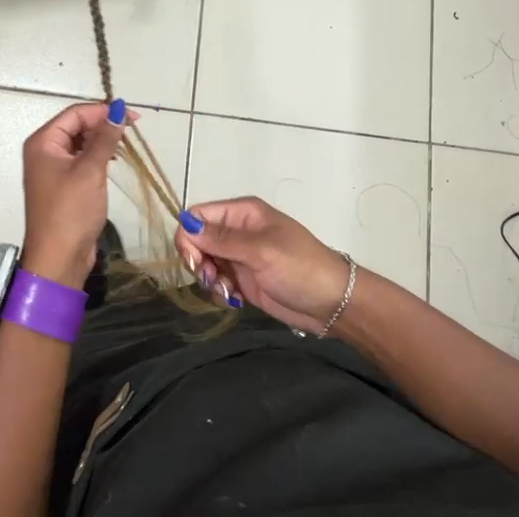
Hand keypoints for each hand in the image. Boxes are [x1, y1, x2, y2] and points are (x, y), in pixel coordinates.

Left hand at [20, 102, 130, 288]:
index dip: (102, 111)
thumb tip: (118, 111)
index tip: (132, 116)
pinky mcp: (64, 185)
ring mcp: (53, 169)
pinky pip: (82, 160)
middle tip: (133, 130)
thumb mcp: (90, 171)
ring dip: (102, 141)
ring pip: (81, 143)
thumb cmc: (70, 212)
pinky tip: (115, 160)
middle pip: (77, 126)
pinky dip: (98, 157)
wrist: (58, 259)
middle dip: (103, 125)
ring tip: (126, 145)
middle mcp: (44, 151)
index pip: (75, 114)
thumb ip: (105, 139)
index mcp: (43, 142)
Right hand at [175, 198, 350, 332]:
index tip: (195, 261)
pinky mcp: (244, 278)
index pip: (198, 215)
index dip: (189, 236)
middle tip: (212, 280)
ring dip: (210, 279)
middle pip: (197, 239)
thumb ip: (221, 239)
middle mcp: (237, 231)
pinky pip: (218, 280)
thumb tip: (185, 224)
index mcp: (242, 213)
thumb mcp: (261, 251)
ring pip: (205, 262)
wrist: (333, 304)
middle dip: (198, 261)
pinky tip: (234, 299)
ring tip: (227, 292)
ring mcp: (241, 255)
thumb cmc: (300, 268)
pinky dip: (220, 290)